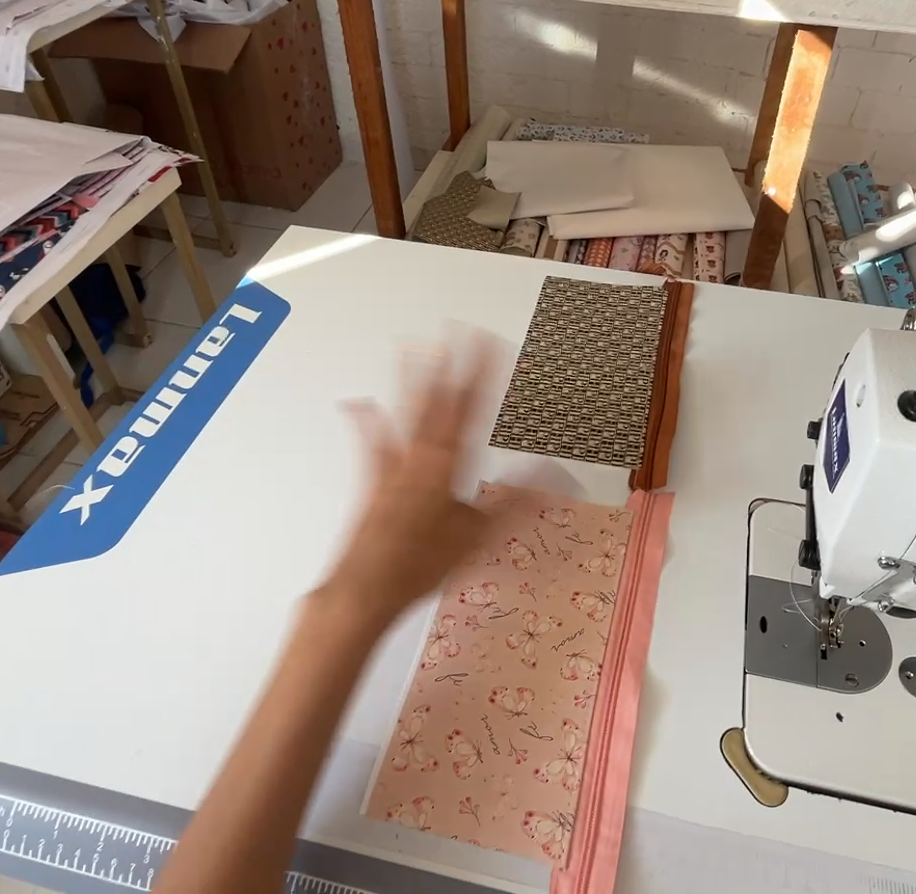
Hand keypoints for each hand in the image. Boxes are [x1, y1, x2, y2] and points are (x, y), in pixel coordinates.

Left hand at [323, 336, 501, 622]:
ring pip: (407, 410)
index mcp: (449, 464)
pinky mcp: (372, 477)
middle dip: (451, 362)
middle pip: (439, 400)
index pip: (471, 408)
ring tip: (413, 345)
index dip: (482, 373)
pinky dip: (365, 419)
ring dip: (412, 376)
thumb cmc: (423, 562)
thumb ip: (521, 501)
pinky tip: (355, 402)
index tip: (490, 343)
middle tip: (456, 330)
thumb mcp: (483, 535)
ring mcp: (393, 463)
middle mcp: (420, 455)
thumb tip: (560, 477)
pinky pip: (370, 440)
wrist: (368, 585)